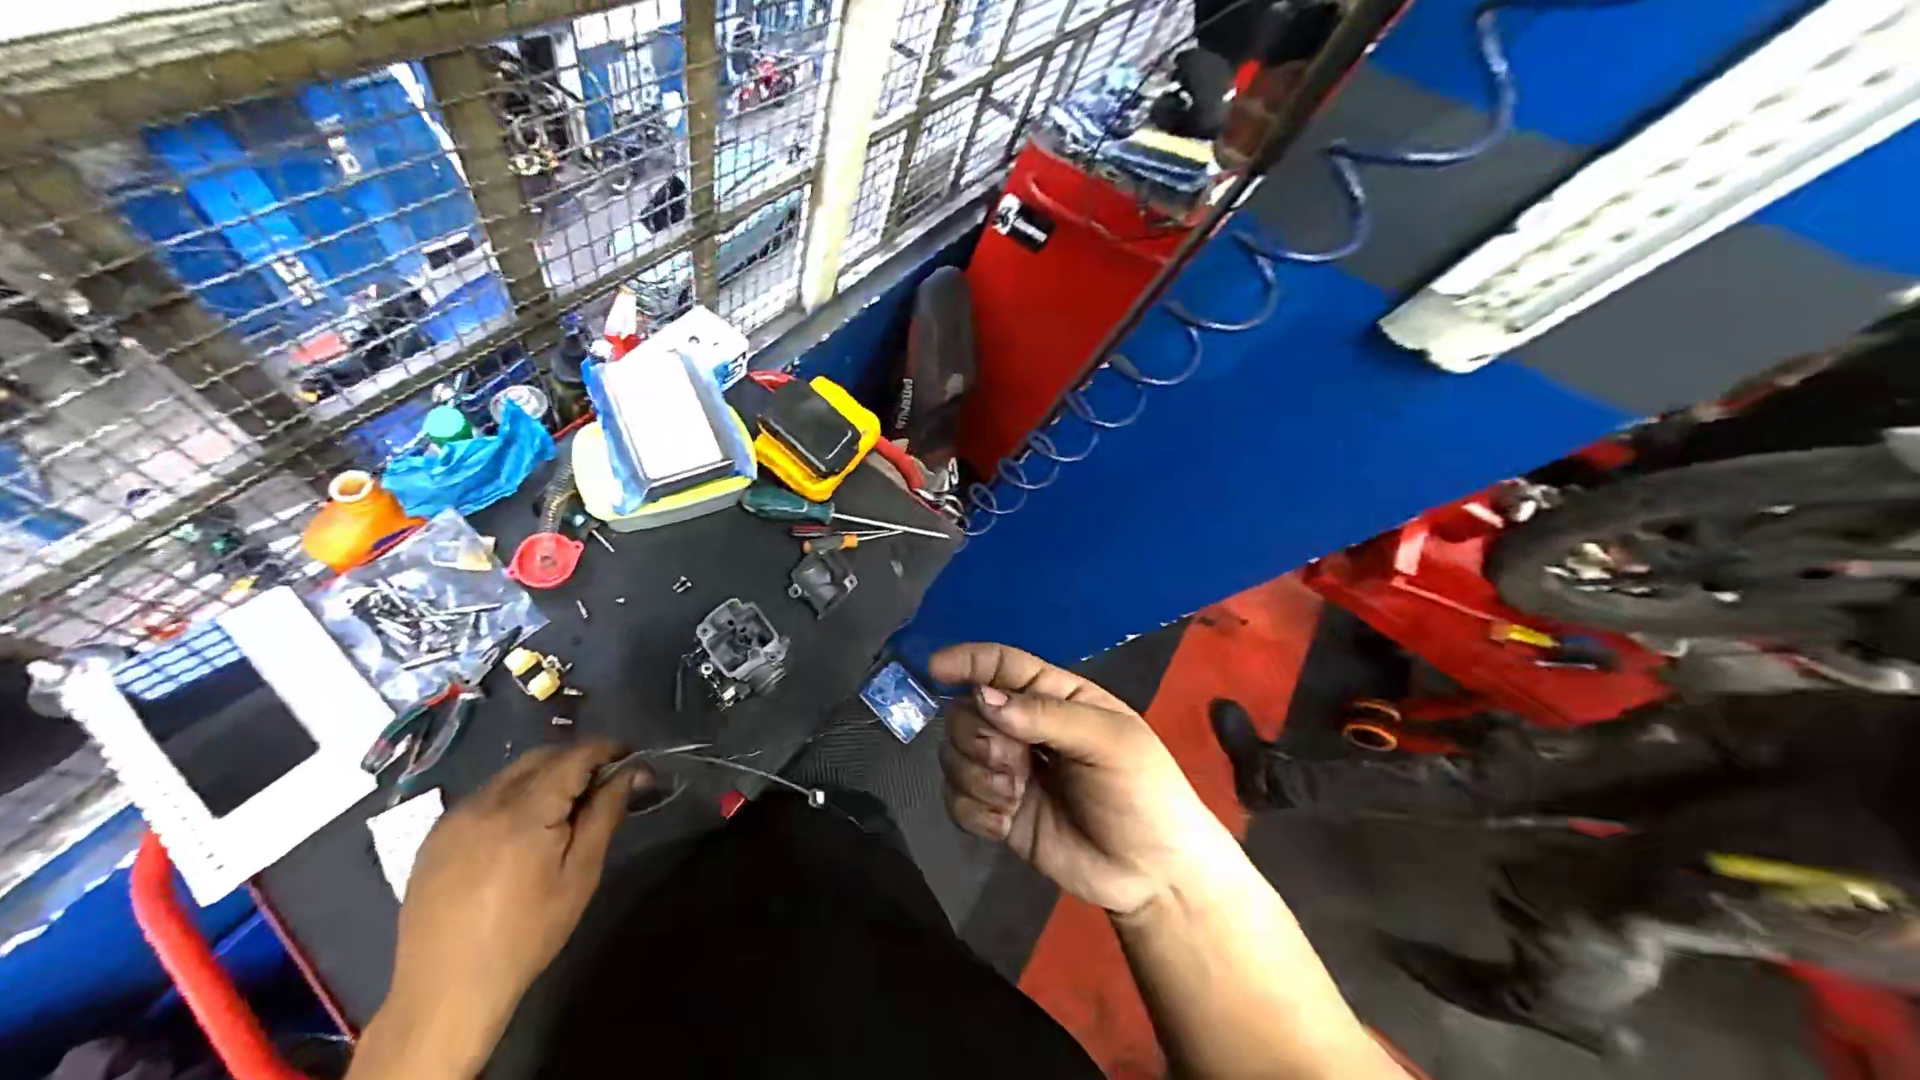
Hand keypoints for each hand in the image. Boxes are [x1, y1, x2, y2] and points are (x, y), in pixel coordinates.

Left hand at [362, 738, 645, 1078]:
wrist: (446, 991)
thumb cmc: (526, 934)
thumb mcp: (580, 874)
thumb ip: (605, 814)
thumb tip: (633, 772)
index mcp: (524, 812)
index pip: (574, 756)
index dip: (608, 750)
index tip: (633, 759)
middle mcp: (485, 802)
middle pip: (542, 756)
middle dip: (578, 759)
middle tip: (606, 782)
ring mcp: (454, 817)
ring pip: (512, 773)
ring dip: (547, 775)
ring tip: (568, 805)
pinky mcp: (436, 836)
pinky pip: (486, 796)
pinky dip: (516, 794)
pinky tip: (527, 825)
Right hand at [933, 643, 1239, 917]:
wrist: (1153, 873)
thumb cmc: (1144, 791)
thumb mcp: (1109, 741)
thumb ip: (1045, 716)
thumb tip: (981, 699)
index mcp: (1056, 697)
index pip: (1001, 665)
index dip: (967, 660)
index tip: (934, 668)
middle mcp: (1024, 728)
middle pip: (965, 712)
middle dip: (979, 738)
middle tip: (1015, 765)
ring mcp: (1007, 771)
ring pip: (954, 755)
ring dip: (977, 778)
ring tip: (1015, 799)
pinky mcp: (997, 812)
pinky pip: (955, 799)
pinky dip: (972, 811)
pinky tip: (1004, 825)